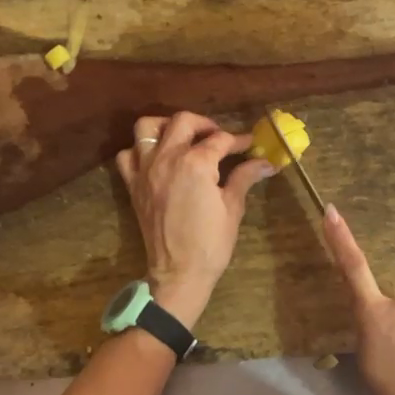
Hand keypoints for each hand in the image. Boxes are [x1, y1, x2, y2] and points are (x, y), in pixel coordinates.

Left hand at [116, 112, 274, 328]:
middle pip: (183, 122)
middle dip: (204, 125)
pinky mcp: (133, 185)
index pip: (220, 140)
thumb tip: (266, 163)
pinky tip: (156, 159)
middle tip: (217, 138)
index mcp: (196, 163)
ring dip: (166, 126)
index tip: (249, 145)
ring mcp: (146, 170)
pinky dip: (140, 150)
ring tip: (181, 138)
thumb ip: (244, 178)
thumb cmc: (211, 244)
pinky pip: (127, 155)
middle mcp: (167, 159)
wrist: (179, 272)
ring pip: (147, 128)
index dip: (238, 141)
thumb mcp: (232, 208)